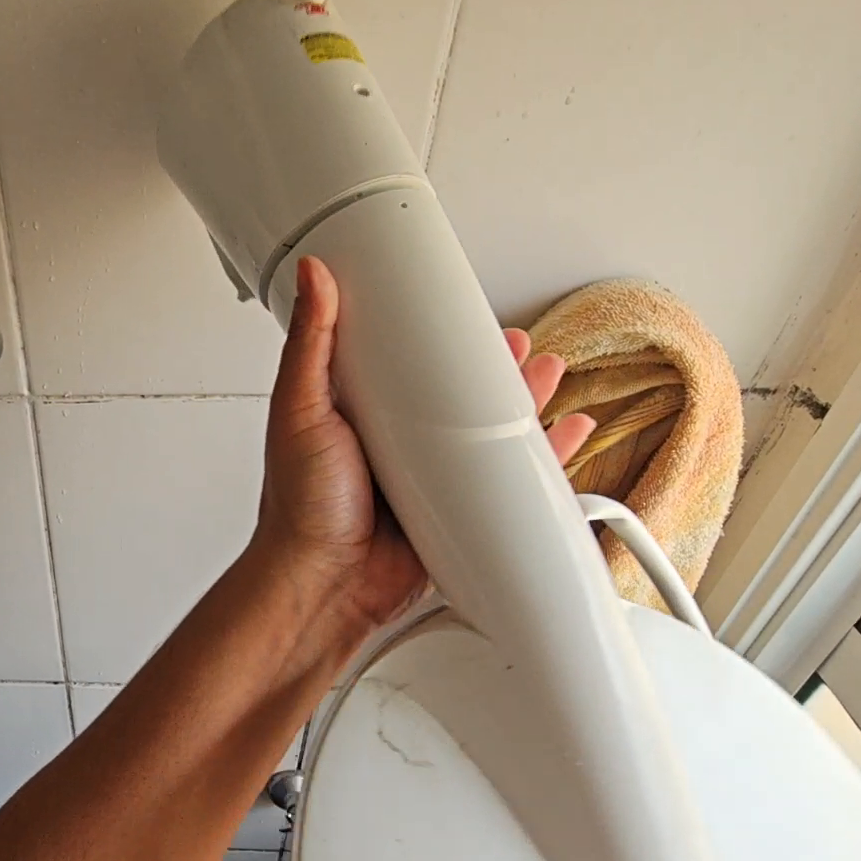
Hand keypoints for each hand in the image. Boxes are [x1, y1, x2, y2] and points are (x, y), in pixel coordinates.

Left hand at [251, 256, 596, 630]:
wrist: (324, 583)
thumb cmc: (301, 508)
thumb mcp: (300, 411)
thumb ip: (310, 346)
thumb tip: (313, 277)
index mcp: (355, 412)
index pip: (399, 361)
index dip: (431, 334)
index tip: (457, 312)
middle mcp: (391, 442)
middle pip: (451, 393)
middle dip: (489, 367)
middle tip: (513, 345)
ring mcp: (424, 477)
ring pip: (483, 433)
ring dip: (521, 404)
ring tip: (545, 377)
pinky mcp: (451, 512)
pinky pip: (501, 481)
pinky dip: (537, 460)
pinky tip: (560, 438)